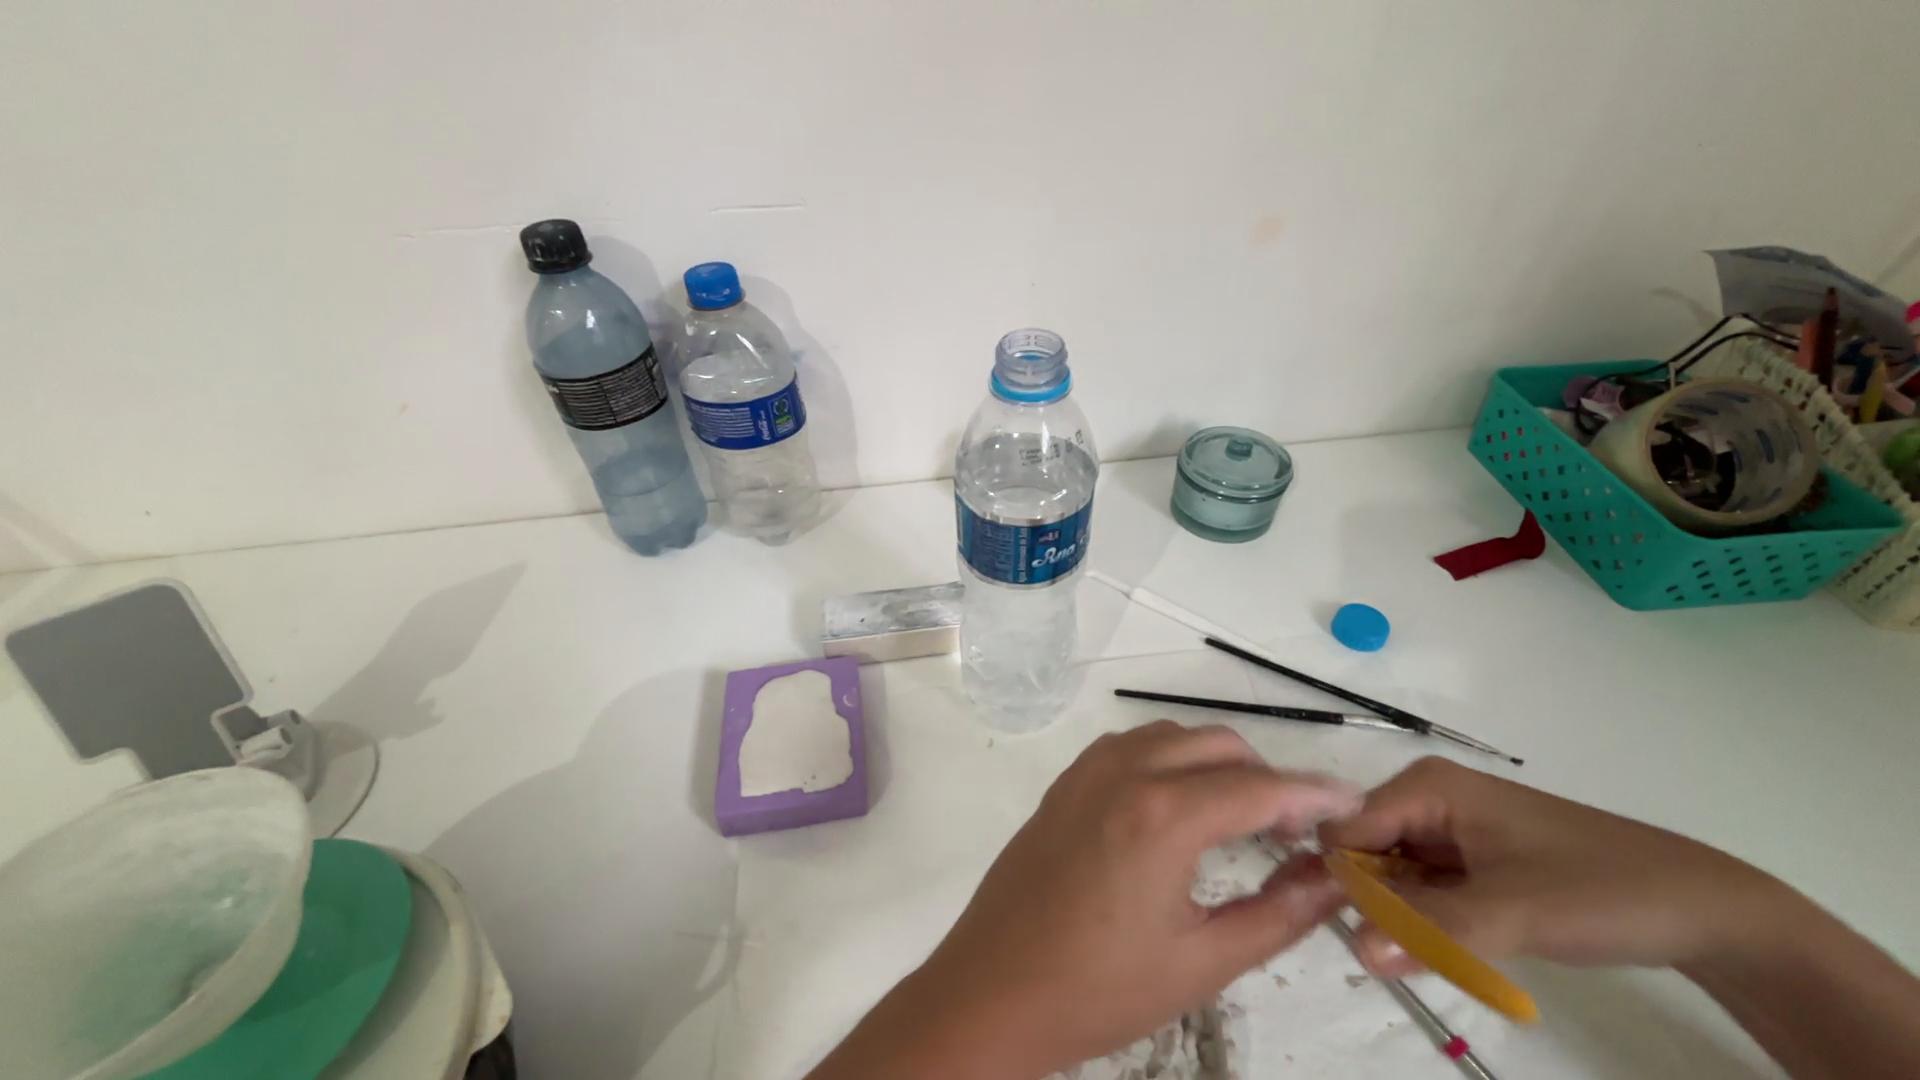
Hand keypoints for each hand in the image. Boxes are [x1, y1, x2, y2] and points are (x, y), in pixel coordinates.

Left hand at [807, 721, 1361, 1079]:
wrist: (993, 991)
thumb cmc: (1099, 988)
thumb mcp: (1202, 962)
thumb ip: (1279, 913)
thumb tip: (1333, 877)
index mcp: (1162, 813)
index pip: (1260, 786)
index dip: (1314, 793)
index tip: (1352, 806)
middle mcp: (1123, 773)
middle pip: (1218, 744)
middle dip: (1266, 775)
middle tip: (1293, 828)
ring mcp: (1085, 773)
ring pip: (1170, 735)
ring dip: (1215, 761)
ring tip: (1240, 815)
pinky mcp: (1062, 785)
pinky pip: (1128, 747)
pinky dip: (1167, 759)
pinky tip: (1176, 805)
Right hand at [1321, 756, 1794, 976]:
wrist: (1702, 909)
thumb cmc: (1601, 890)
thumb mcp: (1512, 913)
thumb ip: (1431, 929)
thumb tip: (1357, 950)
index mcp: (1427, 787)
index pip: (1346, 830)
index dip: (1339, 879)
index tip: (1350, 934)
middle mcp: (1427, 798)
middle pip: (1364, 851)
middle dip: (1370, 903)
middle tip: (1393, 955)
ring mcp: (1448, 829)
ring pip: (1392, 875)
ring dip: (1400, 918)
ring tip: (1425, 954)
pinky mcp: (1470, 859)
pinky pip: (1422, 889)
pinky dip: (1426, 921)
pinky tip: (1444, 946)